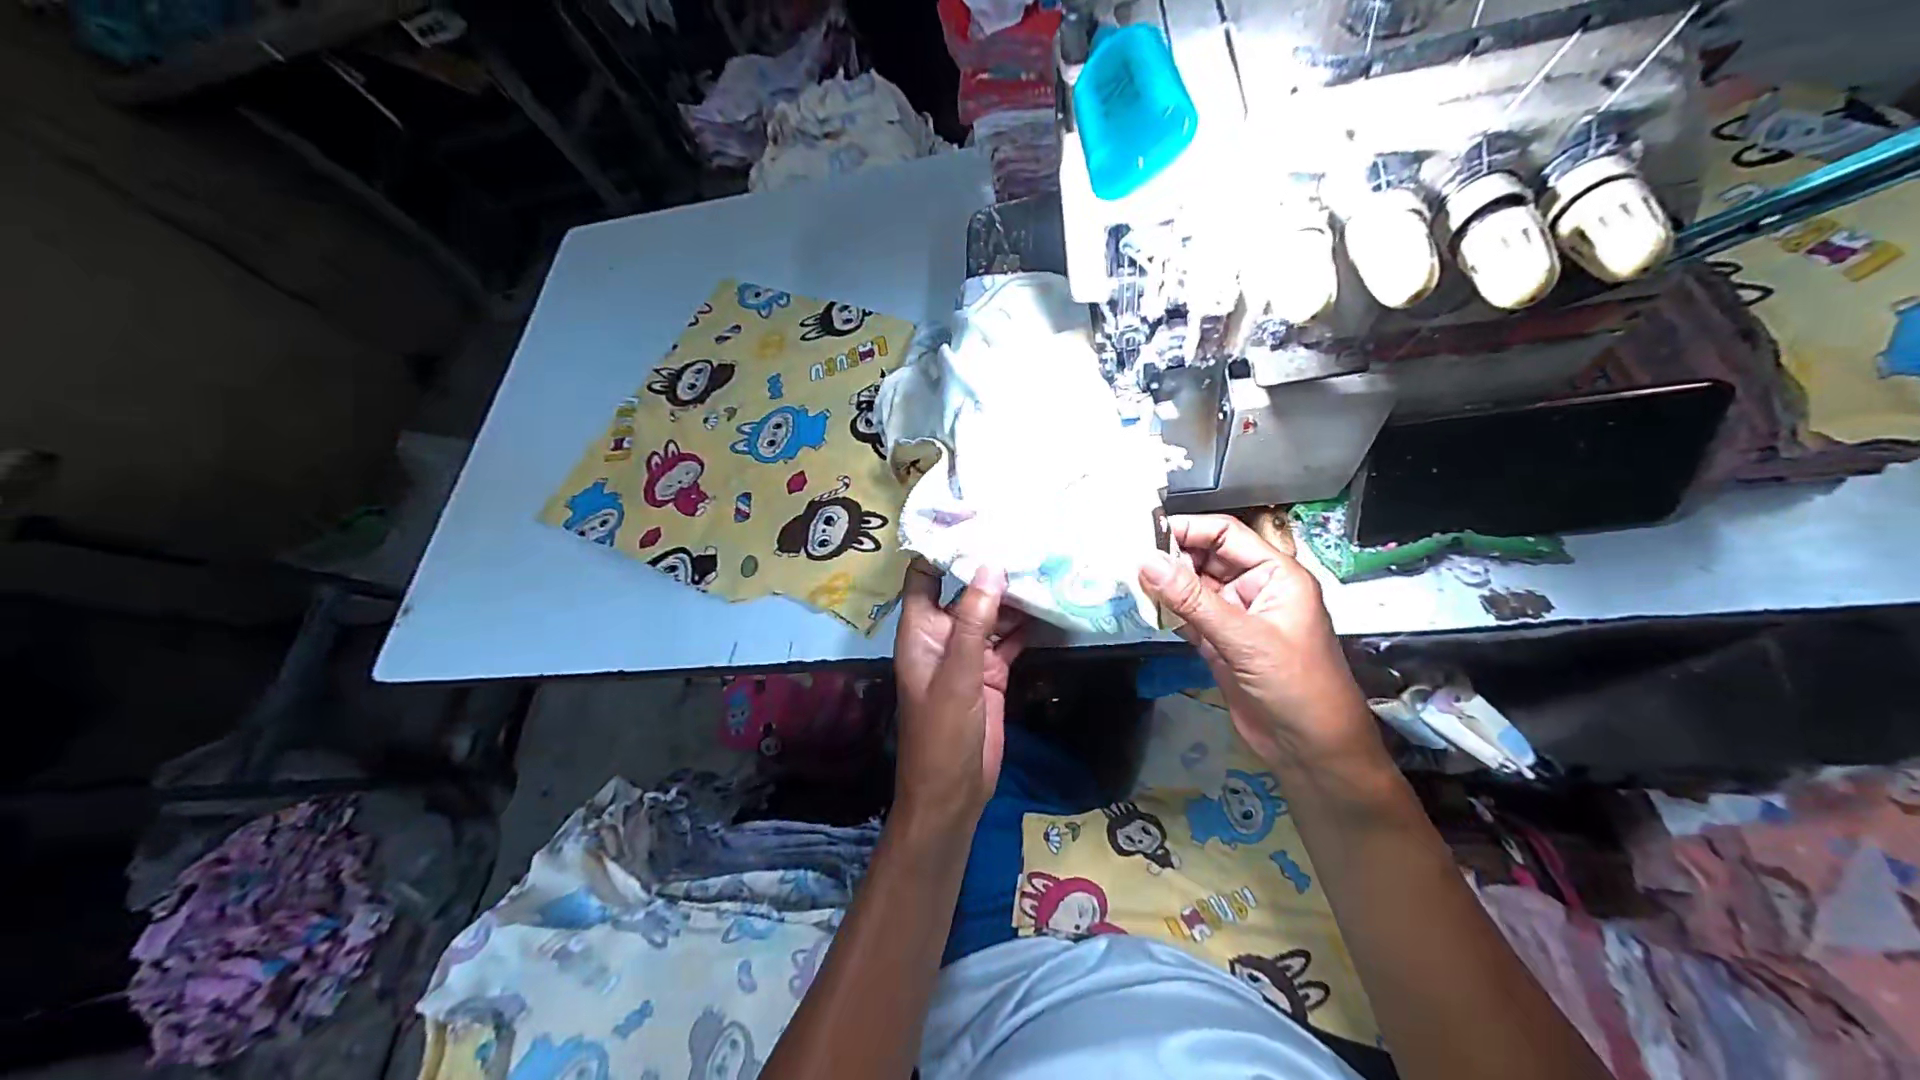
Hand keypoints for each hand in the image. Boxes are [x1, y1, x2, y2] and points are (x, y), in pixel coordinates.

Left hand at [892, 562, 1028, 828]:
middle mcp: (944, 635)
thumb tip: (990, 567)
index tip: (977, 520)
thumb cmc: (942, 734)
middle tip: (1029, 536)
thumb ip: (973, 622)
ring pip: (993, 613)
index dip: (945, 549)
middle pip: (966, 590)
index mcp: (921, 631)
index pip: (925, 576)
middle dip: (992, 567)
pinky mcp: (993, 671)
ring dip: (1016, 595)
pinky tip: (1053, 606)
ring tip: (1049, 562)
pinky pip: (1011, 638)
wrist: (954, 792)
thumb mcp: (957, 675)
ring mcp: (969, 653)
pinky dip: (1028, 625)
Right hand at [1137, 514, 1377, 766]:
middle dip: (1170, 557)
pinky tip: (1142, 607)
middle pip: (1205, 558)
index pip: (1226, 535)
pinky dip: (1166, 612)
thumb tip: (1147, 562)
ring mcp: (1235, 617)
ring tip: (1127, 579)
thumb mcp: (1246, 639)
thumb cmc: (1297, 687)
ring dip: (1164, 585)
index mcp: (1275, 575)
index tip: (1145, 532)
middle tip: (1127, 557)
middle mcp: (1254, 589)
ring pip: (1192, 589)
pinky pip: (1187, 617)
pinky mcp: (1219, 644)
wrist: (1313, 750)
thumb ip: (1194, 600)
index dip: (1187, 529)